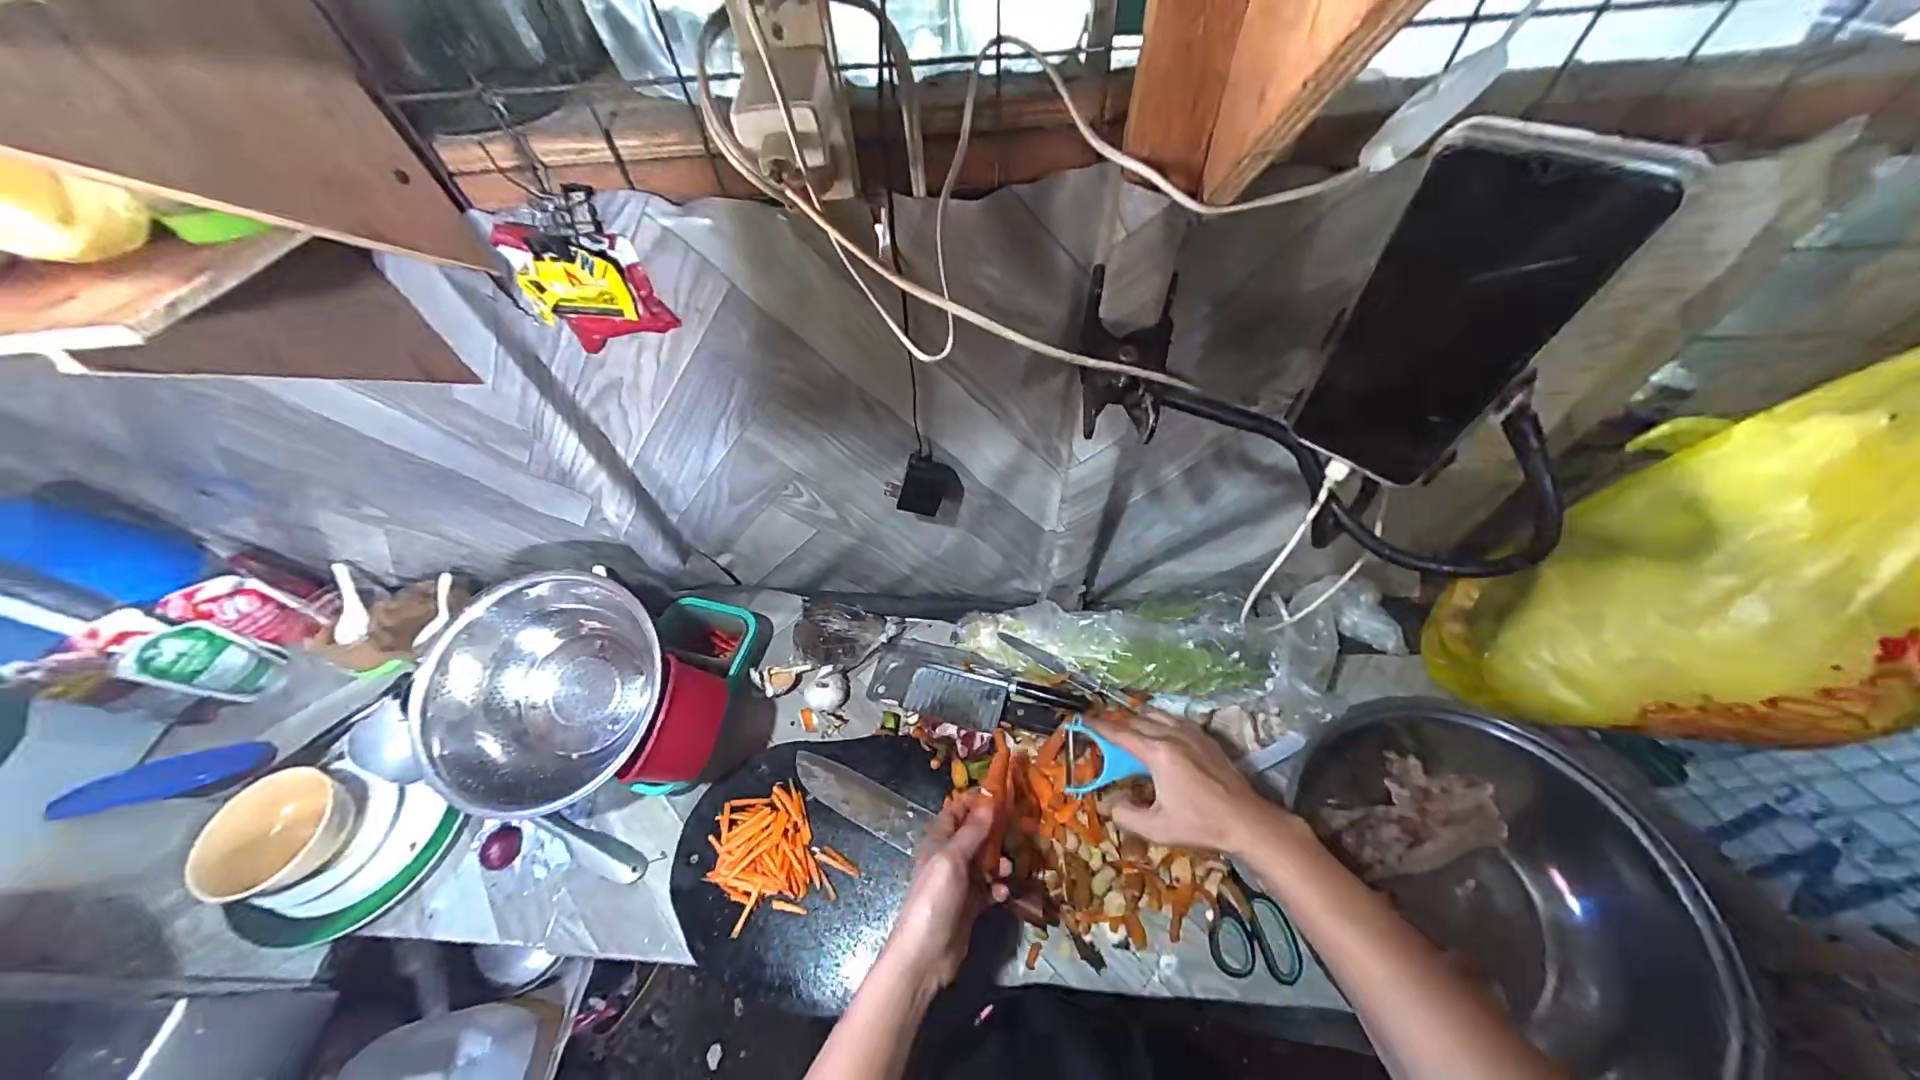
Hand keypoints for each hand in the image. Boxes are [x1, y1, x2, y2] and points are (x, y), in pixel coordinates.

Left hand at [879, 796, 1008, 990]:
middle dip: (995, 831)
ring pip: (985, 862)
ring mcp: (960, 882)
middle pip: (975, 835)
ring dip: (999, 862)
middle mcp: (950, 857)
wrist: (925, 955)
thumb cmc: (935, 898)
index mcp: (939, 841)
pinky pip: (989, 889)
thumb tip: (989, 799)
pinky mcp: (971, 905)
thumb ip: (972, 831)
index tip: (1001, 794)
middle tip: (1019, 828)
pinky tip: (1002, 894)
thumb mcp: (952, 859)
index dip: (976, 801)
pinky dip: (997, 888)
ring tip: (1008, 869)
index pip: (957, 810)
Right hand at [1089, 708, 1290, 854]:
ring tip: (1127, 732)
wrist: (1247, 821)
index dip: (1097, 727)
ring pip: (1155, 715)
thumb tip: (1111, 803)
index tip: (1081, 721)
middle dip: (1114, 724)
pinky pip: (1173, 719)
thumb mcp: (1157, 828)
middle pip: (1135, 721)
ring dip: (1136, 720)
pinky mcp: (1204, 737)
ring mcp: (1190, 733)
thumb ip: (1126, 815)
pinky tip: (1158, 734)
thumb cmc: (1201, 824)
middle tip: (1101, 732)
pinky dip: (1158, 721)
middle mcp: (1171, 735)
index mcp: (1157, 753)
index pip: (1119, 733)